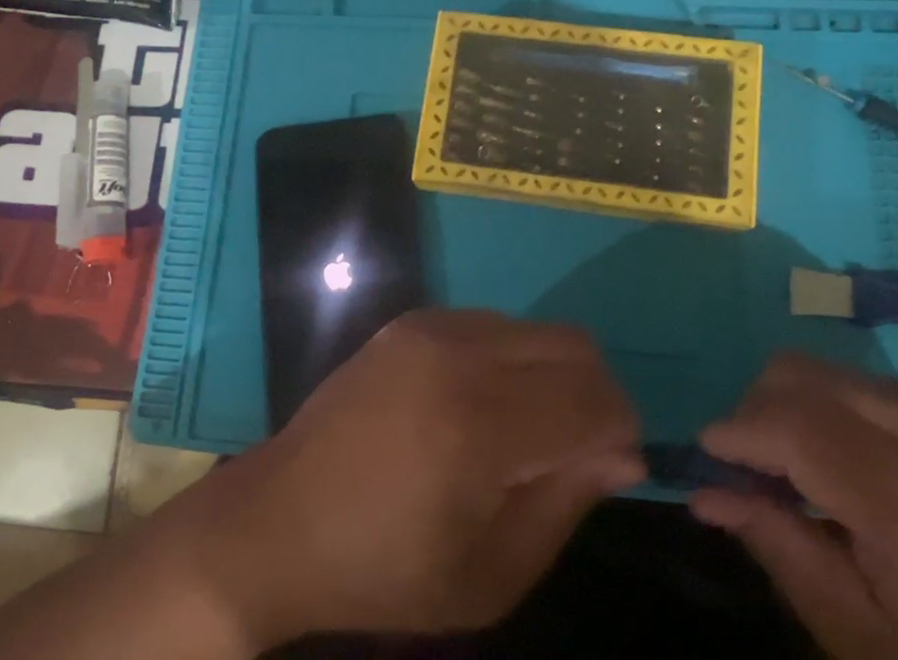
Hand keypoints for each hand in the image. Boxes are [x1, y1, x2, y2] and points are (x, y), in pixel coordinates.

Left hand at [136, 309, 643, 650]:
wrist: (276, 524)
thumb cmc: (382, 570)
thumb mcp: (490, 575)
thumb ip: (566, 505)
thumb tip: (621, 454)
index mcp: (477, 423)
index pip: (596, 399)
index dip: (619, 435)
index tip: (606, 472)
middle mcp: (457, 354)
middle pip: (577, 348)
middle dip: (596, 399)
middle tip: (574, 455)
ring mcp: (428, 328)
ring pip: (539, 331)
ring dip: (554, 377)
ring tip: (522, 435)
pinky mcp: (409, 322)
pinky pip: (496, 326)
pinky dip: (514, 361)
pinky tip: (480, 408)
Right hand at [692, 353, 897, 659]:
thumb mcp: (861, 636)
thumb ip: (778, 547)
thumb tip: (704, 494)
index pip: (792, 424)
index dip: (732, 434)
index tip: (701, 465)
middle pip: (801, 374)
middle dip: (754, 414)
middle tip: (750, 477)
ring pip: (825, 369)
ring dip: (790, 410)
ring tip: (798, 477)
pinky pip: (862, 382)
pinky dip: (829, 410)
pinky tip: (844, 467)